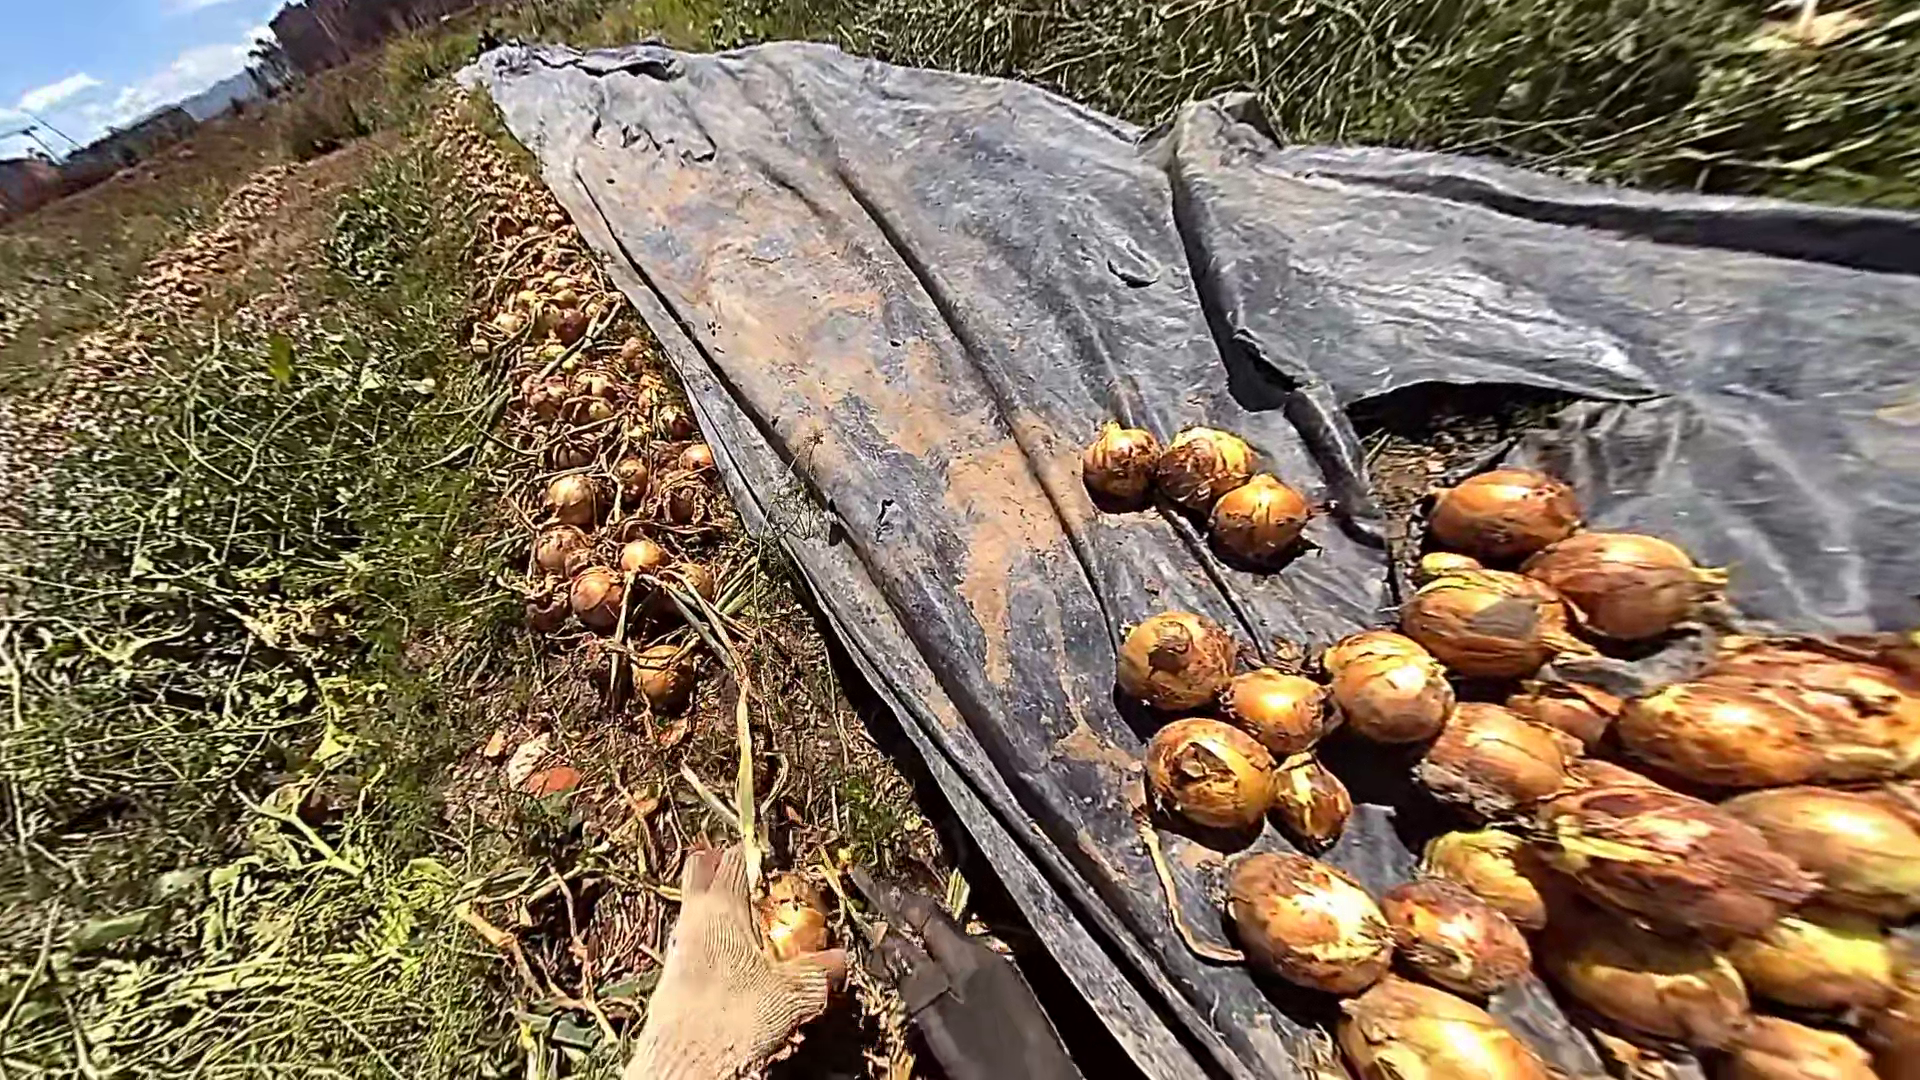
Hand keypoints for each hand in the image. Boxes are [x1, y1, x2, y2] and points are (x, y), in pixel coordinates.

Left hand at [625, 846, 845, 1079]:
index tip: (773, 855)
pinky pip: (692, 940)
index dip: (756, 849)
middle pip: (702, 870)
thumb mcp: (789, 992)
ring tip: (748, 920)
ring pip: (695, 906)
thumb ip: (819, 970)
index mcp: (720, 905)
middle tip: (751, 875)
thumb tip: (841, 960)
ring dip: (717, 905)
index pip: (736, 855)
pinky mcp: (670, 979)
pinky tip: (733, 961)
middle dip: (722, 864)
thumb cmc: (730, 1019)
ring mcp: (677, 947)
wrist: (681, 1074)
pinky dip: (711, 939)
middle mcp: (693, 918)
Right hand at [851, 867, 1082, 1079]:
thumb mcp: (944, 1022)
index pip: (923, 913)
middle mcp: (980, 954)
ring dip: (918, 937)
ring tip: (891, 933)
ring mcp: (994, 973)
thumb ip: (916, 980)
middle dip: (904, 913)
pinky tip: (925, 972)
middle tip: (874, 900)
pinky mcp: (1000, 994)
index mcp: (966, 954)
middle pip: (935, 925)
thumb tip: (888, 941)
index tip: (864, 876)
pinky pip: (957, 963)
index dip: (892, 896)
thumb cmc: (992, 1057)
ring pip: (946, 944)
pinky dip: (934, 959)